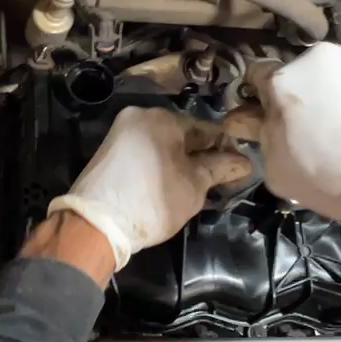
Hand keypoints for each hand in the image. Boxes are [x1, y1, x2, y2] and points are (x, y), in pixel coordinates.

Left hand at [47, 107, 251, 272]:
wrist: (96, 224)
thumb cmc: (152, 200)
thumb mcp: (194, 185)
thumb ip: (221, 168)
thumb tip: (244, 161)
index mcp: (161, 117)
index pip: (206, 128)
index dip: (225, 149)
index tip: (238, 169)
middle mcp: (139, 116)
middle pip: (183, 135)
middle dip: (202, 157)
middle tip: (220, 182)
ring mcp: (121, 133)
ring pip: (163, 145)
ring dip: (181, 162)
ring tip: (198, 187)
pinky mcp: (110, 153)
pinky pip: (146, 153)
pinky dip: (161, 166)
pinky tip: (171, 186)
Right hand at [253, 42, 340, 240]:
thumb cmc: (335, 180)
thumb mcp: (278, 170)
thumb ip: (263, 135)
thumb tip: (265, 121)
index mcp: (282, 81)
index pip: (257, 74)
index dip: (263, 96)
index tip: (274, 114)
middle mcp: (317, 57)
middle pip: (301, 72)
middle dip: (305, 93)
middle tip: (319, 125)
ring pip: (337, 72)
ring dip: (338, 91)